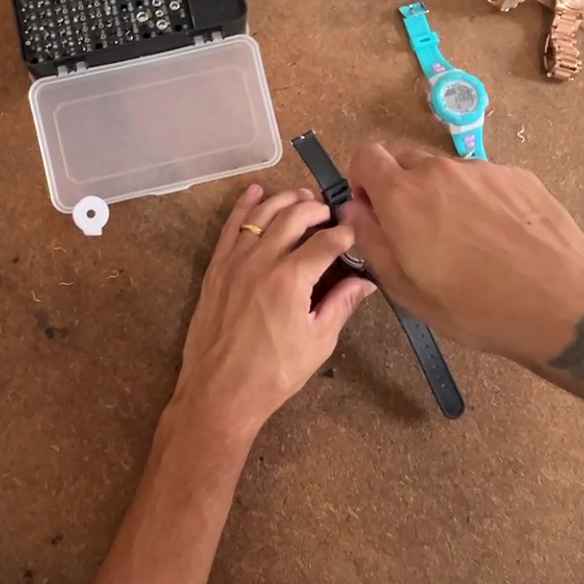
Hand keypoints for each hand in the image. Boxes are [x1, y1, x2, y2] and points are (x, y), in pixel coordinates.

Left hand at [170, 185, 378, 441]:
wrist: (220, 392)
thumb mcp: (318, 342)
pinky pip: (231, 227)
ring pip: (262, 215)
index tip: (355, 233)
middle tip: (329, 212)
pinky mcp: (216, 268)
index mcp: (291, 279)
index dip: (345, 234)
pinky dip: (244, 206)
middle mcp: (262, 261)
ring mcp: (235, 261)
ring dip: (284, 200)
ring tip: (301, 196)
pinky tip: (255, 191)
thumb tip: (366, 281)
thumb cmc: (274, 373)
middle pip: (293, 217)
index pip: (325, 242)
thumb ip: (341, 304)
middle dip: (316, 209)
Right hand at [338, 143, 583, 366]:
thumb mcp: (407, 290)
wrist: (565, 305)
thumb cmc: (477, 307)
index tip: (374, 211)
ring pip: (444, 171)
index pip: (366, 156)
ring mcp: (482, 169)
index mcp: (403, 196)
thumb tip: (352, 209)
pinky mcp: (517, 176)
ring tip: (465, 240)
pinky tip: (499, 238)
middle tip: (417, 232)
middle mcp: (439, 171)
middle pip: (404, 160)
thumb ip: (370, 241)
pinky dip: (478, 199)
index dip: (363, 180)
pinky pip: (481, 179)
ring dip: (440, 194)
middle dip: (400, 187)